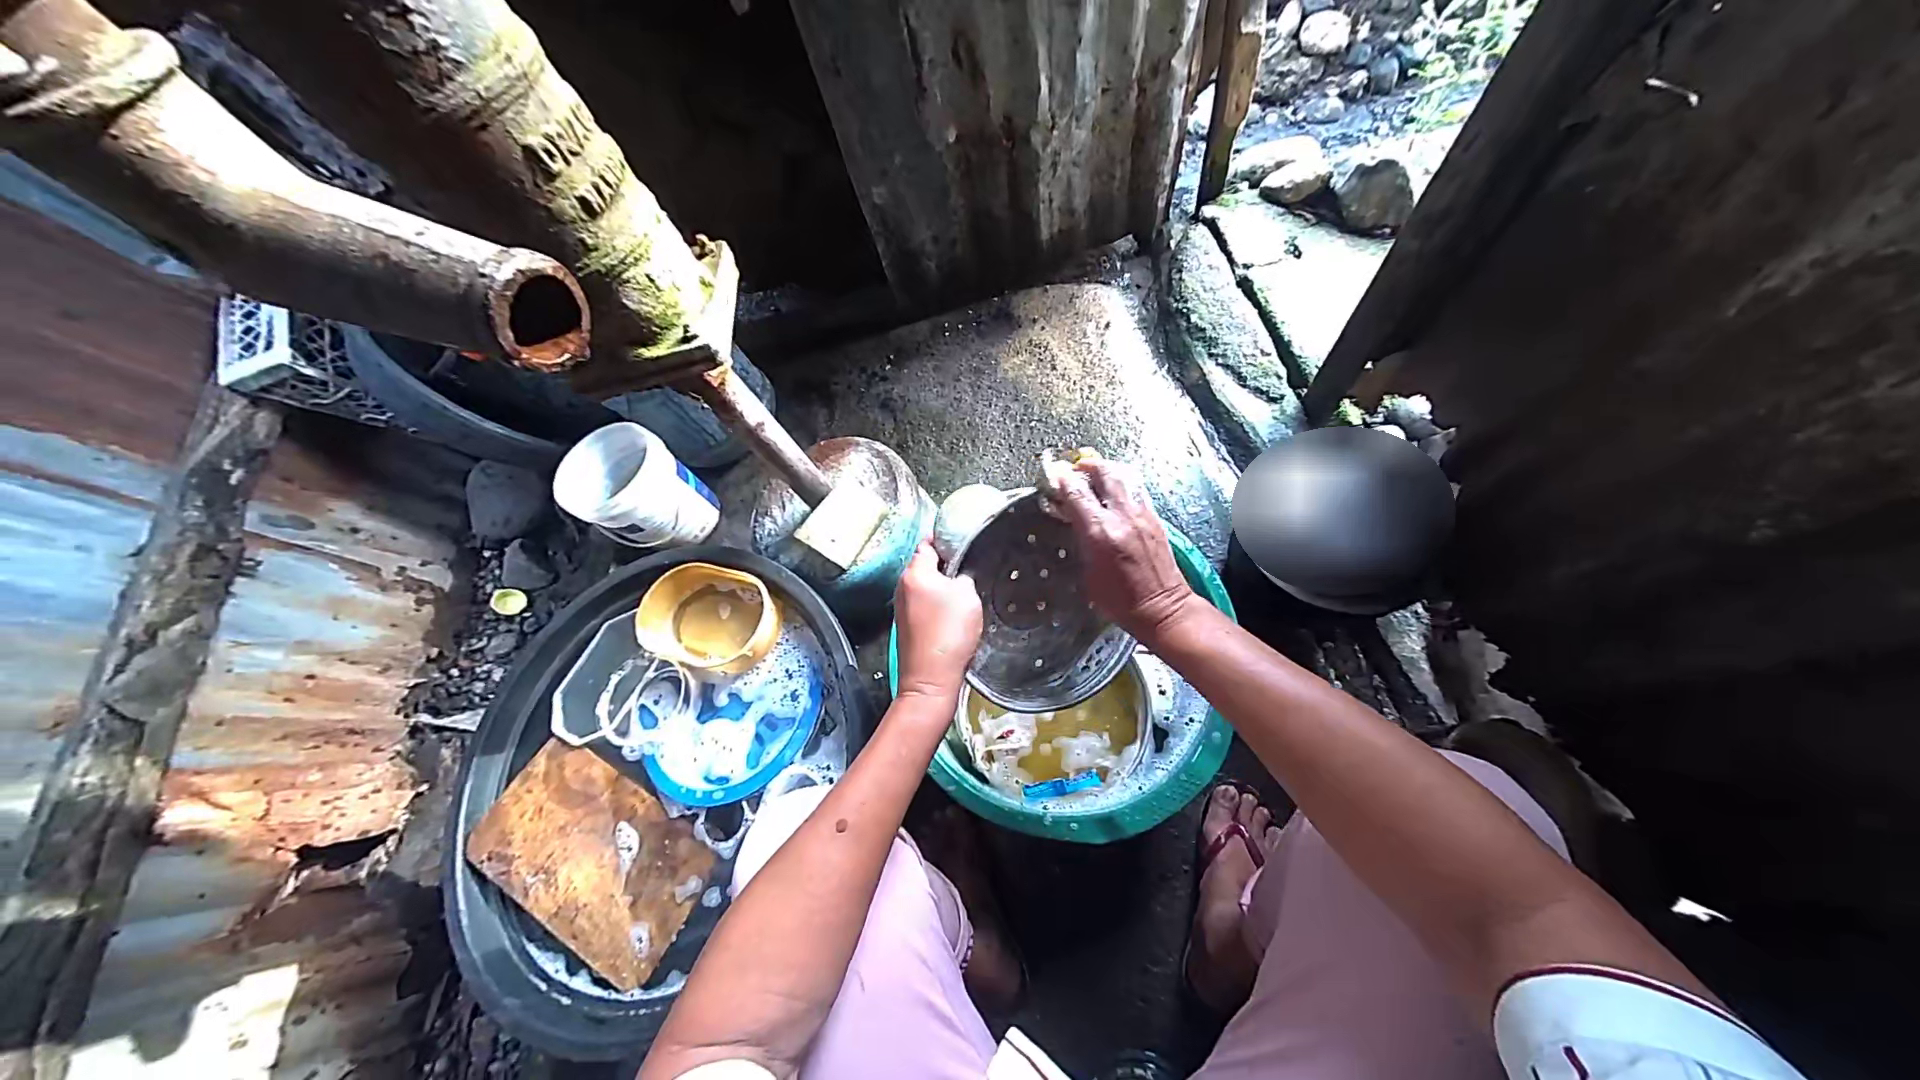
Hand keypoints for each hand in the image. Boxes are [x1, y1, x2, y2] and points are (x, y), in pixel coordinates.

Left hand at [894, 543, 982, 700]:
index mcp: (915, 573)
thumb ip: (962, 576)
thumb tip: (958, 575)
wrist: (931, 678)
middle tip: (967, 576)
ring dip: (942, 591)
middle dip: (946, 569)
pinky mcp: (907, 625)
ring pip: (926, 588)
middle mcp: (903, 587)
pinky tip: (952, 621)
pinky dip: (937, 609)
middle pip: (926, 566)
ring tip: (962, 602)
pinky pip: (924, 607)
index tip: (960, 545)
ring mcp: (902, 607)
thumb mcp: (968, 595)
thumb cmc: (948, 635)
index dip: (946, 541)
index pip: (928, 544)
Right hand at [1044, 458, 1198, 642]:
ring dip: (1107, 469)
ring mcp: (1142, 515)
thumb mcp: (1087, 572)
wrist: (1161, 608)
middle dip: (1086, 466)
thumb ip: (1080, 539)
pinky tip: (1116, 490)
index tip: (1053, 475)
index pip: (1076, 491)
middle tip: (1075, 468)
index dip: (1061, 479)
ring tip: (1095, 473)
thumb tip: (1072, 519)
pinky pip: (1137, 488)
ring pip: (1124, 475)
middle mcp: (1122, 517)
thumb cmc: (1121, 600)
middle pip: (1103, 472)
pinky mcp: (1155, 518)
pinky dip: (1124, 482)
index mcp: (1100, 532)